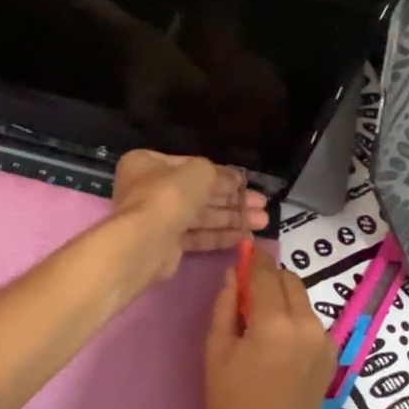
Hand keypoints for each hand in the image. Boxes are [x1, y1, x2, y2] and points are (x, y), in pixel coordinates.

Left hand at [112, 150, 268, 282]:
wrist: (146, 242)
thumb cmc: (169, 195)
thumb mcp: (199, 171)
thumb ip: (218, 173)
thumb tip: (234, 180)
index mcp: (148, 164)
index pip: (191, 166)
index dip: (222, 175)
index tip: (246, 183)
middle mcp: (149, 189)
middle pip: (198, 193)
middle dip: (232, 200)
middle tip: (261, 205)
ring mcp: (157, 218)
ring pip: (200, 216)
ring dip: (232, 218)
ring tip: (262, 221)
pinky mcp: (166, 244)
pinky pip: (197, 235)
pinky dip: (220, 234)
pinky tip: (245, 236)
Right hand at [203, 244, 335, 408]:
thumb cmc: (230, 404)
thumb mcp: (216, 352)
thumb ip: (225, 307)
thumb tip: (232, 274)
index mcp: (275, 322)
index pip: (265, 273)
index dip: (253, 259)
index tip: (244, 250)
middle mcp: (307, 324)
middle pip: (289, 281)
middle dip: (269, 277)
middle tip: (245, 289)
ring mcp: (324, 341)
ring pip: (302, 300)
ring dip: (282, 298)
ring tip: (259, 320)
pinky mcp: (331, 357)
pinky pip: (311, 322)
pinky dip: (295, 319)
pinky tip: (277, 341)